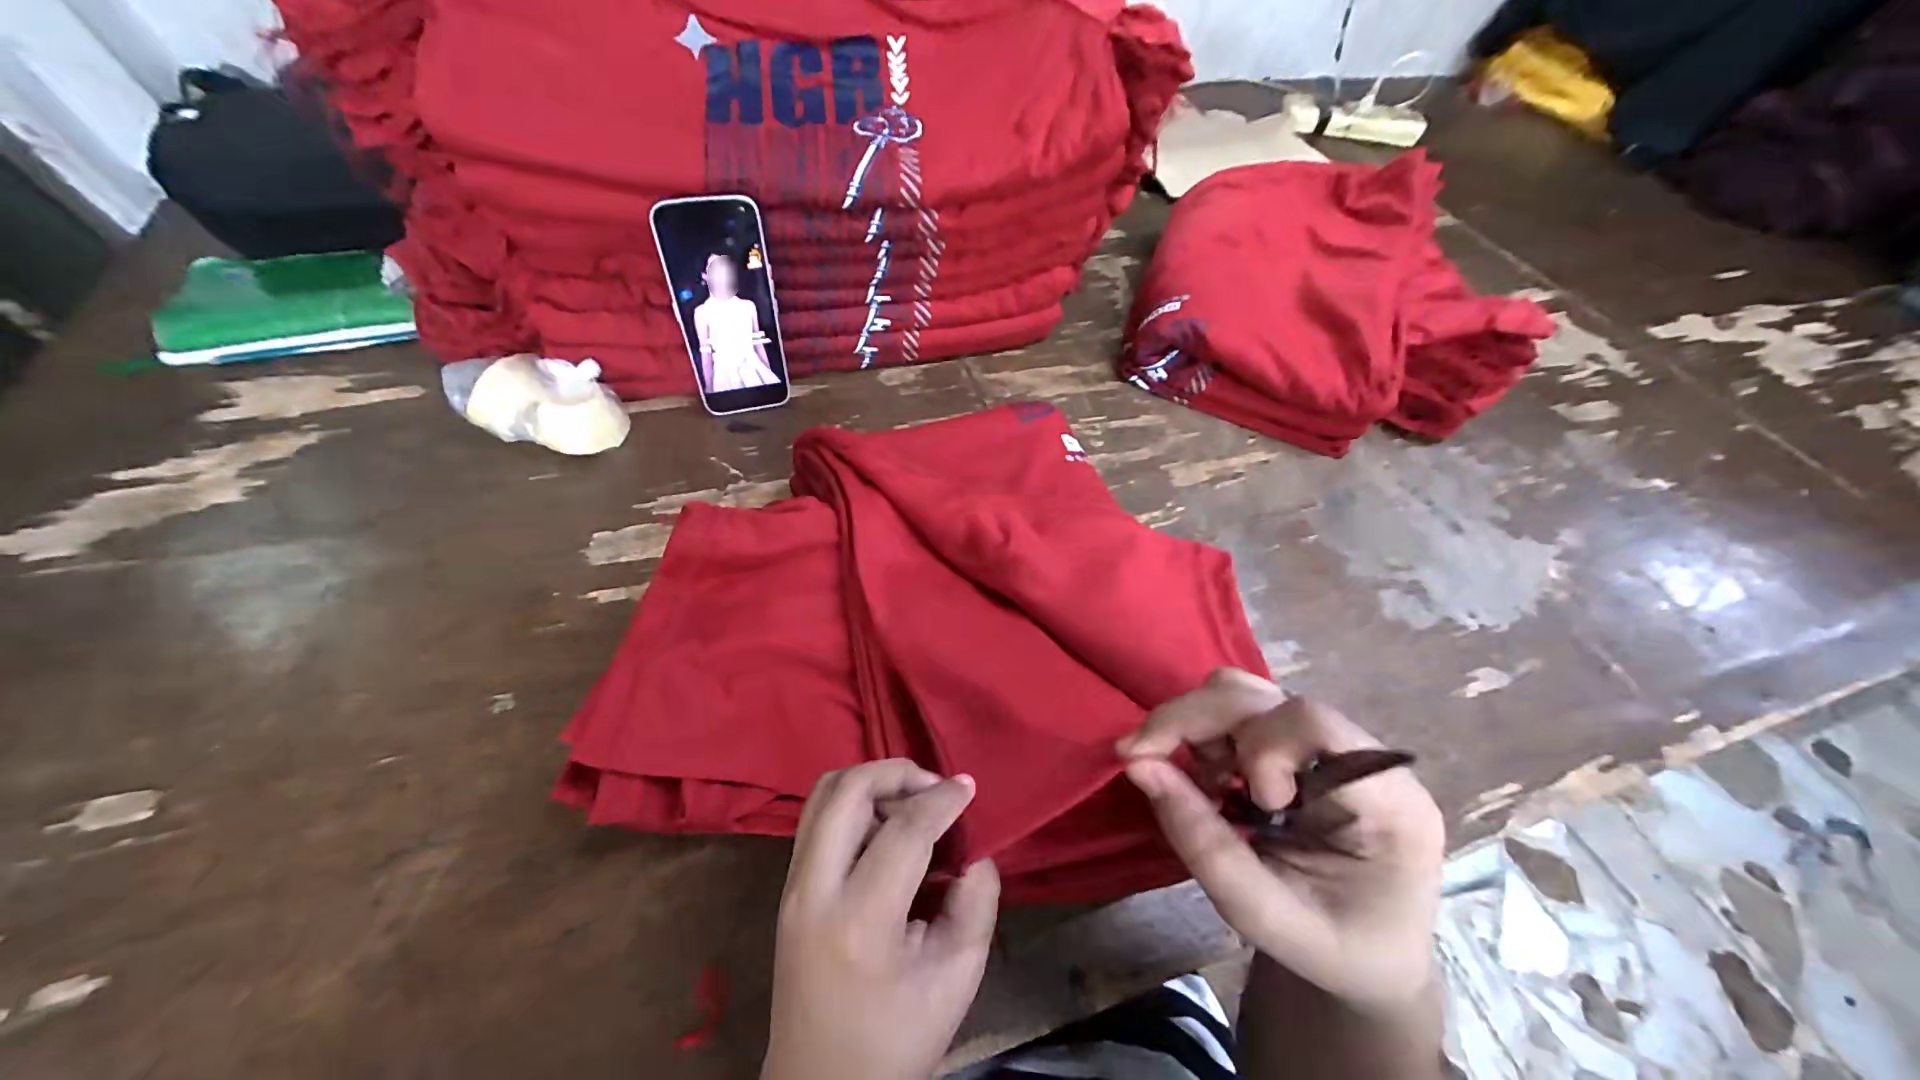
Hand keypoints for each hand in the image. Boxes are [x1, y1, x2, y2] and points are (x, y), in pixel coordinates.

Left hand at [762, 760, 999, 1079]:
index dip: (942, 800)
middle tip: (936, 786)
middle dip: (898, 772)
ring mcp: (791, 886)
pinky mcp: (786, 887)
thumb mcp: (958, 976)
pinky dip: (852, 801)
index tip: (969, 788)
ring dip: (871, 781)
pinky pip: (816, 817)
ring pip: (823, 794)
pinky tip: (884, 822)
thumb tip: (972, 849)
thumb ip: (977, 902)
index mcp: (860, 921)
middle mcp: (814, 891)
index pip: (904, 831)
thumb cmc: (897, 1037)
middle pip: (848, 791)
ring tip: (911, 799)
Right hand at [1117, 669, 1444, 1010]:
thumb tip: (1138, 765)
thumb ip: (1204, 845)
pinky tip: (1206, 776)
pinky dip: (1203, 732)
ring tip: (1197, 783)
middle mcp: (1360, 755)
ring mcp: (1327, 743)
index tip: (1252, 803)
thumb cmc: (1332, 950)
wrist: (1365, 959)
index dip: (1262, 747)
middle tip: (1141, 757)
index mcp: (1387, 802)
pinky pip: (1238, 709)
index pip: (1313, 723)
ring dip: (1198, 726)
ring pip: (1242, 693)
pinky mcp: (1297, 744)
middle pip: (1262, 697)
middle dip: (1194, 721)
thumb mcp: (1265, 917)